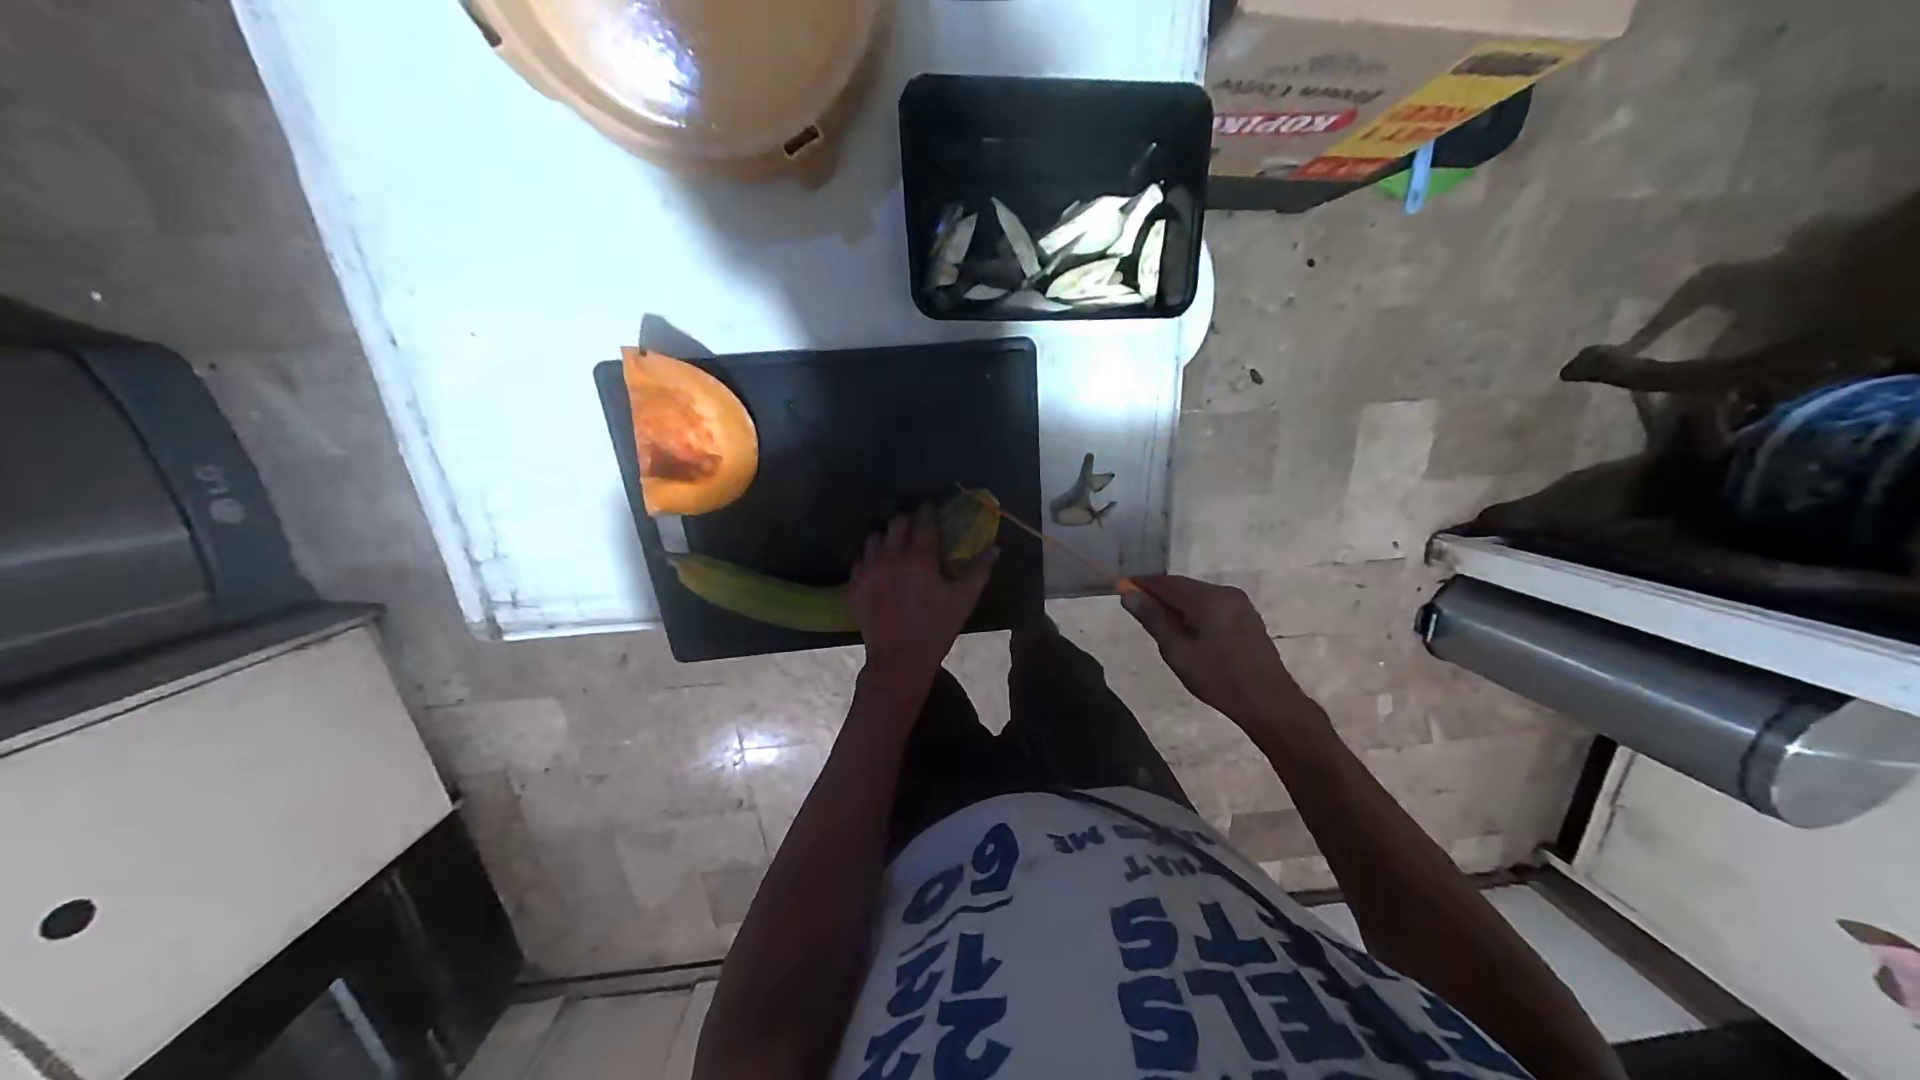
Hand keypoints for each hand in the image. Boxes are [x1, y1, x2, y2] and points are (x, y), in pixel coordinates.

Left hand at [849, 505, 996, 682]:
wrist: (899, 659)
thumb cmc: (936, 628)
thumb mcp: (963, 599)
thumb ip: (979, 570)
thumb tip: (995, 548)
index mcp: (919, 557)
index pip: (923, 521)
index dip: (929, 511)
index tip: (932, 507)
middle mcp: (891, 556)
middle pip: (896, 523)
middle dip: (908, 520)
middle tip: (917, 527)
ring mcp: (869, 569)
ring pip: (874, 538)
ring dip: (887, 536)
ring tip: (895, 546)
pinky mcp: (855, 584)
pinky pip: (860, 559)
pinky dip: (871, 558)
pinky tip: (880, 568)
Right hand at [1121, 575, 1324, 739]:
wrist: (1267, 701)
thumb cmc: (1218, 678)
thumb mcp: (1177, 651)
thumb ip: (1153, 619)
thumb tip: (1128, 594)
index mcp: (1208, 599)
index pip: (1166, 582)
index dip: (1142, 584)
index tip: (1121, 589)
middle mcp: (1225, 592)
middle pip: (1182, 586)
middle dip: (1159, 595)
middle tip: (1138, 612)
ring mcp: (1239, 602)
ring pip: (1197, 595)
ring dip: (1176, 604)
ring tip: (1160, 626)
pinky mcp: (1246, 615)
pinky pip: (1211, 604)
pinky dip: (1193, 610)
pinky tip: (1186, 630)